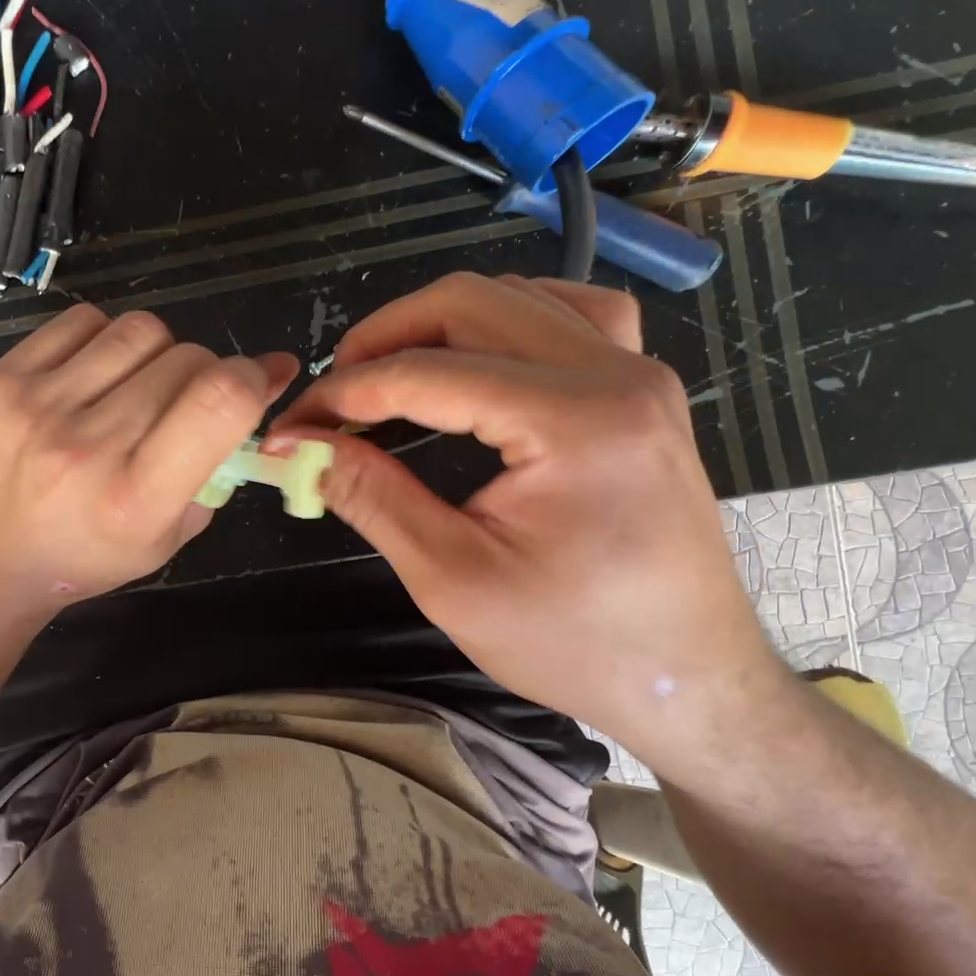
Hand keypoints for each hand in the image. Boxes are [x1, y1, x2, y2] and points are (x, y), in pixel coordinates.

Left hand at [0, 304, 296, 618]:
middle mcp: (87, 448)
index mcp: (136, 498)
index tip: (249, 385)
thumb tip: (272, 369)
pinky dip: (102, 339)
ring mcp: (38, 408)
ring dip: (153, 354)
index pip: (220, 400)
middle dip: (201, 374)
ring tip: (133, 391)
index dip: (251, 378)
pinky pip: (84, 320)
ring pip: (139, 329)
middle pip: (186, 358)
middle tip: (178, 407)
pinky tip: (92, 377)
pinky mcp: (4, 380)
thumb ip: (222, 459)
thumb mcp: (170, 534)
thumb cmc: (90, 554)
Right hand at [270, 273, 780, 743]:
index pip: (426, 373)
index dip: (342, 394)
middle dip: (380, 340)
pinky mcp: (640, 391)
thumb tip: (296, 446)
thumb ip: (369, 494)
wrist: (687, 679)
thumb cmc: (570, 641)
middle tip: (330, 397)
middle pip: (470, 303)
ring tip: (383, 377)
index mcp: (572, 422)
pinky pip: (567, 315)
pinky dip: (501, 322)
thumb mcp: (449, 576)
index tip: (288, 427)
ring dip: (435, 325)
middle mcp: (614, 374)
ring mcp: (636, 374)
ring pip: (516, 296)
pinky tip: (471, 359)